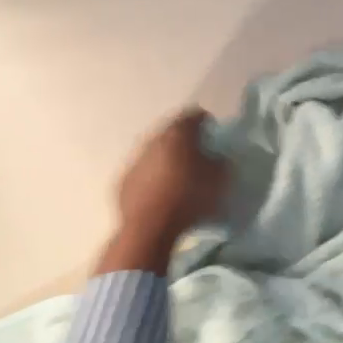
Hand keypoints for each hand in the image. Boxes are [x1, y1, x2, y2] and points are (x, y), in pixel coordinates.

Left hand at [116, 109, 230, 245]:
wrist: (150, 228)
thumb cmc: (189, 196)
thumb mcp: (219, 178)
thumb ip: (221, 161)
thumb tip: (218, 157)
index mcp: (178, 133)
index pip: (194, 115)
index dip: (206, 122)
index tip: (214, 135)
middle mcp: (153, 140)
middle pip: (171, 132)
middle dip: (184, 140)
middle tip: (198, 155)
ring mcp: (134, 161)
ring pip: (154, 152)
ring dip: (166, 159)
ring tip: (179, 176)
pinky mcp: (122, 182)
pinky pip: (142, 172)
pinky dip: (152, 177)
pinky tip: (161, 192)